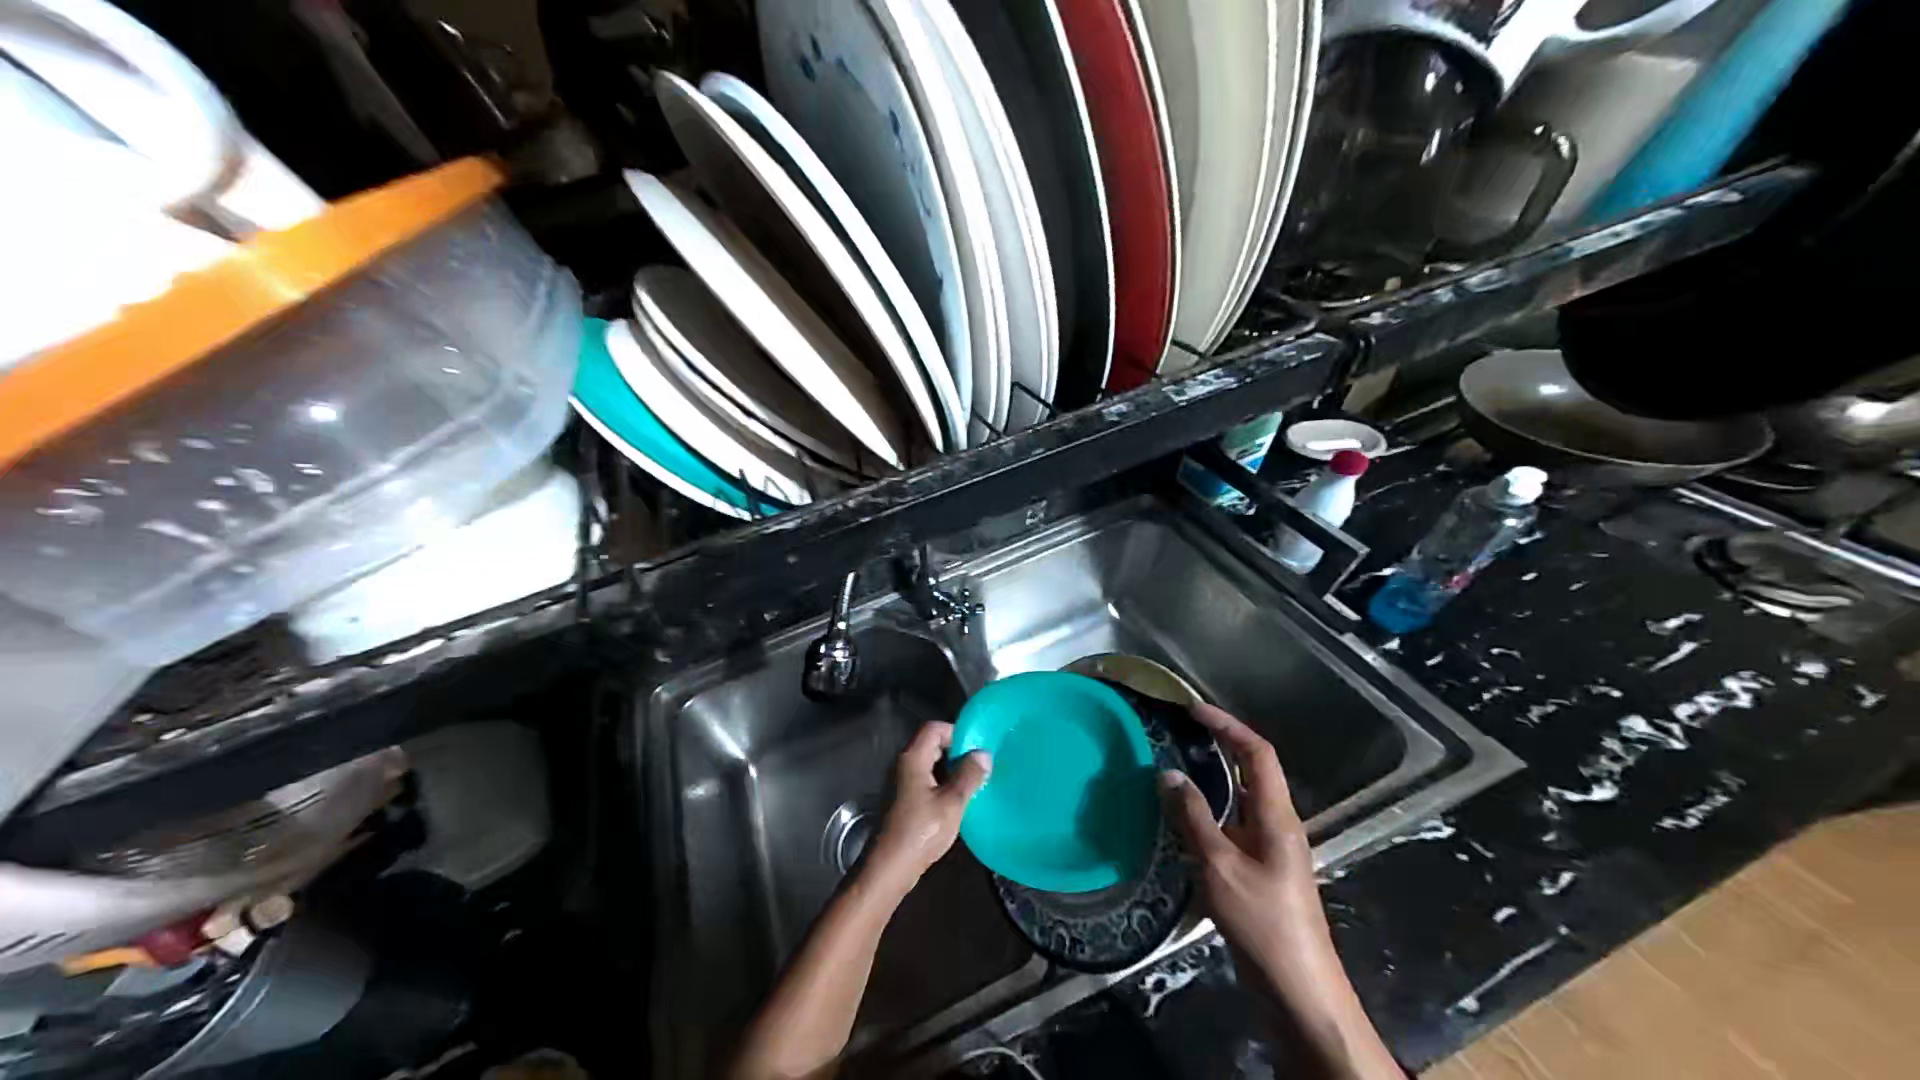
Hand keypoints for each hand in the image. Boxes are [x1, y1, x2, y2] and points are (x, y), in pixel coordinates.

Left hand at [863, 722, 990, 894]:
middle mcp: (904, 764)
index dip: (956, 732)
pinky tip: (957, 799)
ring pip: (929, 763)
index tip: (977, 746)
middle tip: (979, 764)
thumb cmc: (921, 832)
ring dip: (951, 768)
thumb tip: (983, 754)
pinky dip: (942, 782)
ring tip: (973, 782)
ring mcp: (901, 782)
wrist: (890, 867)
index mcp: (913, 758)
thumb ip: (969, 776)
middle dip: (956, 750)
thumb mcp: (952, 802)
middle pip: (931, 743)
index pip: (934, 728)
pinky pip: (925, 779)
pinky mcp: (903, 799)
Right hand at [1160, 705, 1402, 1079]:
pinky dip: (1207, 810)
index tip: (1193, 710)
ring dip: (1210, 779)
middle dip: (1218, 746)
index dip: (1228, 725)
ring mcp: (1270, 848)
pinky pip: (1231, 825)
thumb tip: (1168, 773)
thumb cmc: (1262, 921)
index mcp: (1277, 816)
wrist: (1297, 987)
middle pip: (1251, 771)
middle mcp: (1277, 824)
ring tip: (1172, 768)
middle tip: (1179, 733)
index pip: (1257, 753)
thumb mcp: (1219, 866)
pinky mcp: (1259, 870)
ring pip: (1239, 799)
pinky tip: (1180, 819)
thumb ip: (1193, 817)